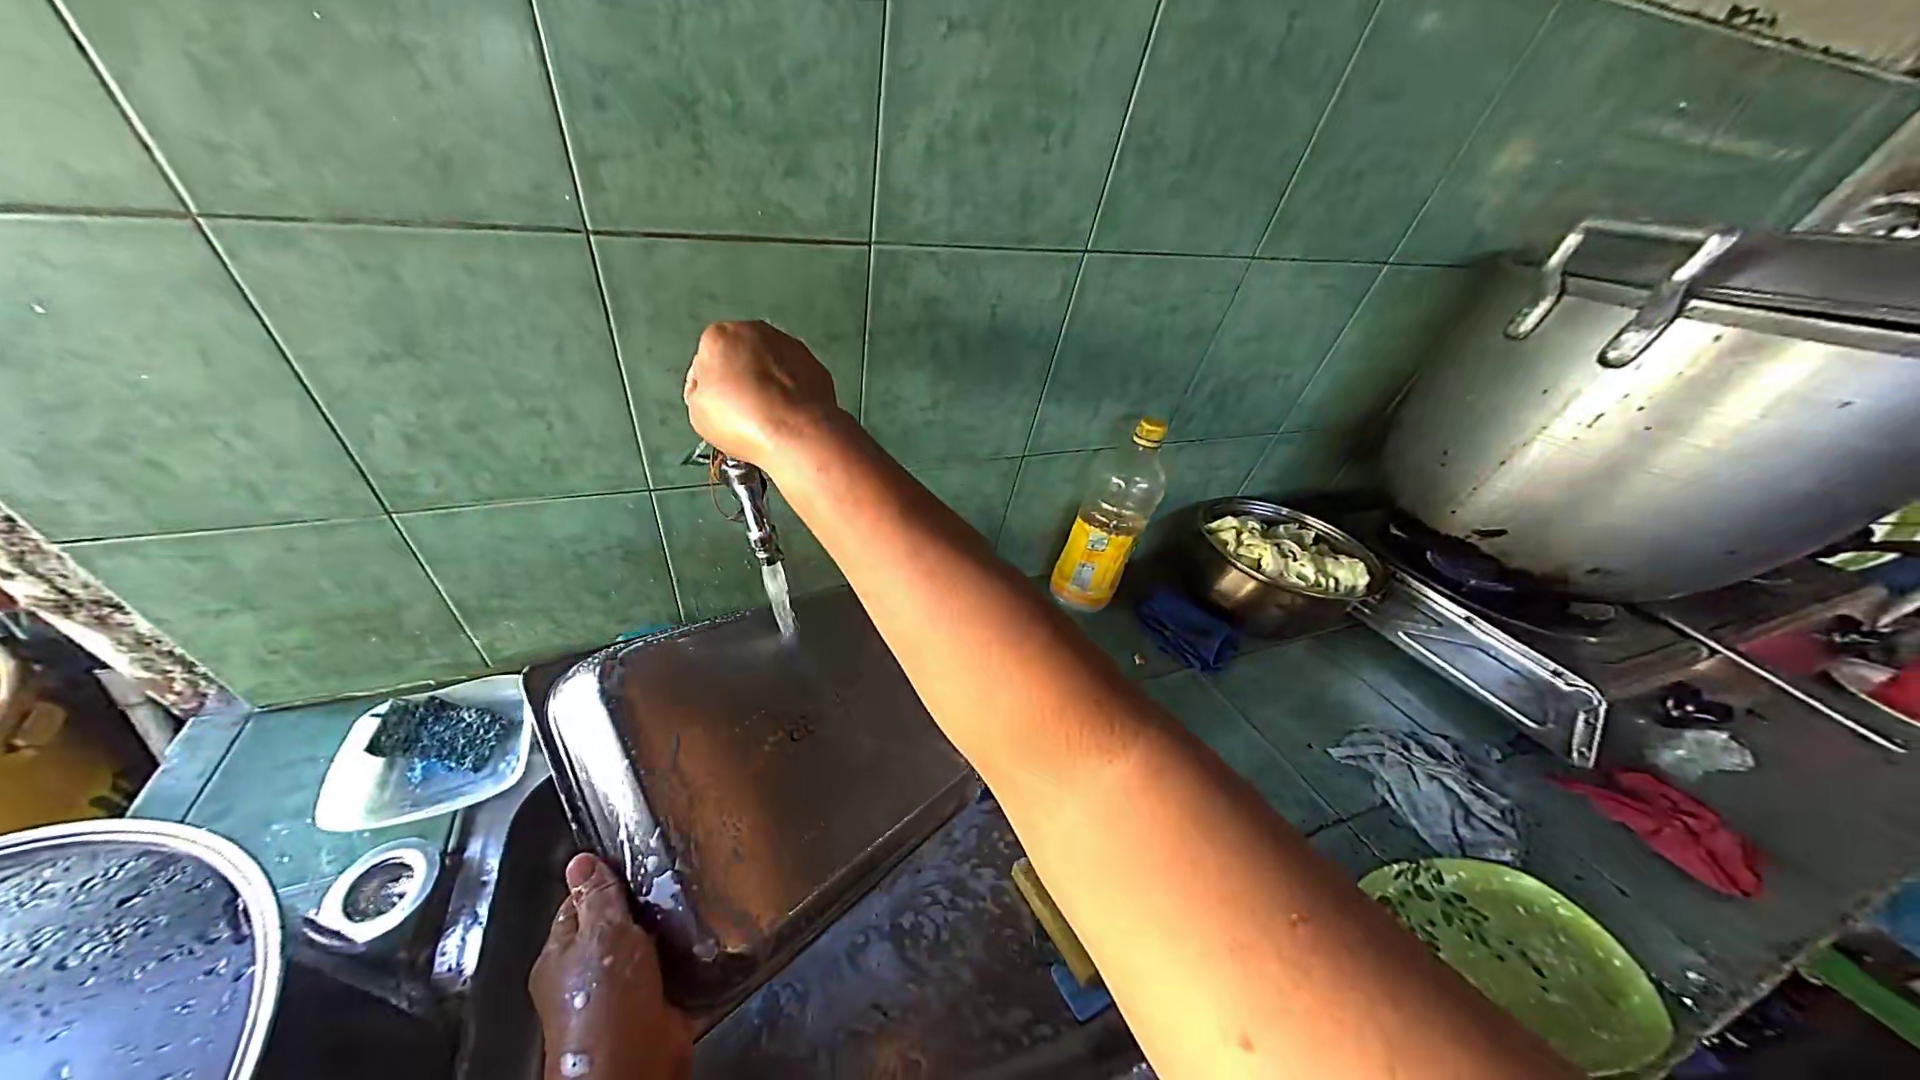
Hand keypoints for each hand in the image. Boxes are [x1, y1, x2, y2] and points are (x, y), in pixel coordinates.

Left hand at [530, 853, 691, 1079]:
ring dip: (672, 923)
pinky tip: (708, 927)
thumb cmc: (604, 1001)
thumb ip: (597, 897)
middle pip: (619, 921)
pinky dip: (690, 948)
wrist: (633, 1064)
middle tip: (674, 869)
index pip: (580, 903)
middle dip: (646, 899)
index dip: (605, 879)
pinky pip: (675, 962)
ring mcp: (624, 987)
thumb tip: (579, 861)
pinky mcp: (658, 998)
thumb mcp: (599, 934)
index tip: (635, 853)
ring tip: (695, 891)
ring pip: (650, 941)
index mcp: (561, 955)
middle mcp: (589, 971)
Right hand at [684, 320, 841, 469]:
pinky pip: (796, 378)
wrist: (797, 434)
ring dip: (768, 384)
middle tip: (742, 412)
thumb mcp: (697, 411)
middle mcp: (756, 331)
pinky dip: (792, 392)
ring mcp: (790, 346)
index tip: (716, 406)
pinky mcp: (815, 364)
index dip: (709, 388)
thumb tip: (709, 391)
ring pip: (771, 366)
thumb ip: (699, 390)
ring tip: (767, 417)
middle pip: (741, 357)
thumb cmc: (746, 421)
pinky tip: (788, 415)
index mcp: (719, 336)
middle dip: (741, 380)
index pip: (706, 361)